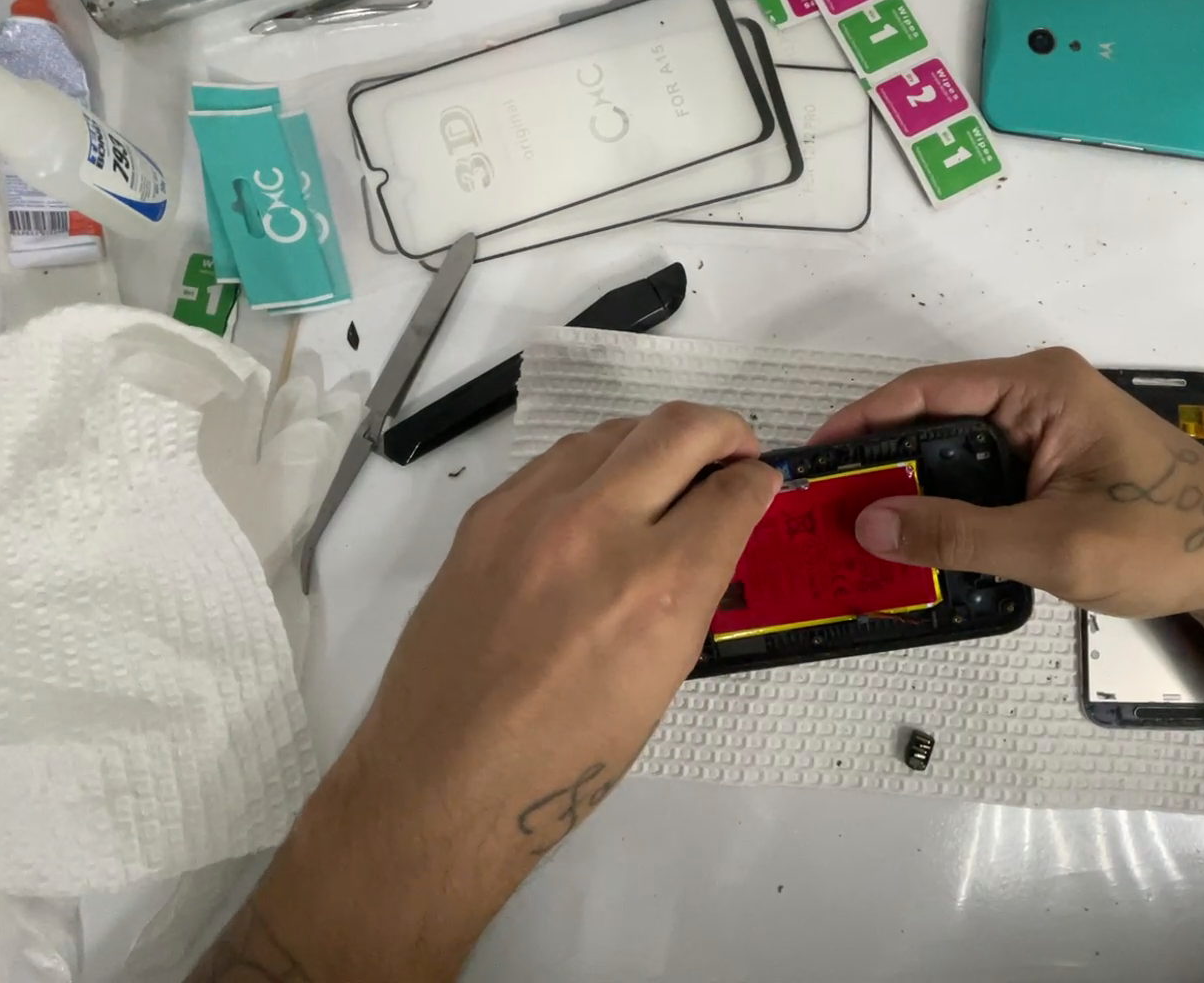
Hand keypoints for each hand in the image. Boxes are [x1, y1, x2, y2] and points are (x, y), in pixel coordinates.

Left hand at [227, 403, 778, 981]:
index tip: (760, 482)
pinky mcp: (487, 512)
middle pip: (681, 430)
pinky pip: (561, 457)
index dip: (758, 481)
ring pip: (617, 429)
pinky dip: (599, 461)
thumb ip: (696, 586)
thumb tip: (715, 528)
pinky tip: (600, 494)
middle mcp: (598, 529)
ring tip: (666, 472)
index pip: (731, 494)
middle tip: (733, 452)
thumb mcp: (664, 674)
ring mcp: (532, 511)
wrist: (444, 773)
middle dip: (725, 431)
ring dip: (658, 440)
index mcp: (658, 588)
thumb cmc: (570, 751)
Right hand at [810, 348, 1203, 619]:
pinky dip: (941, 500)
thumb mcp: (1058, 546)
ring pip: (950, 448)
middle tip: (829, 499)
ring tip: (858, 520)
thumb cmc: (1171, 543)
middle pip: (932, 416)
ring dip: (907, 483)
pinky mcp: (1046, 460)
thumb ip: (959, 535)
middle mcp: (1034, 393)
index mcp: (1040, 387)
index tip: (815, 456)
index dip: (863, 419)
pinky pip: (975, 472)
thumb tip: (866, 525)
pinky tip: (915, 533)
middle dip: (878, 456)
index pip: (927, 390)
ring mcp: (1041, 427)